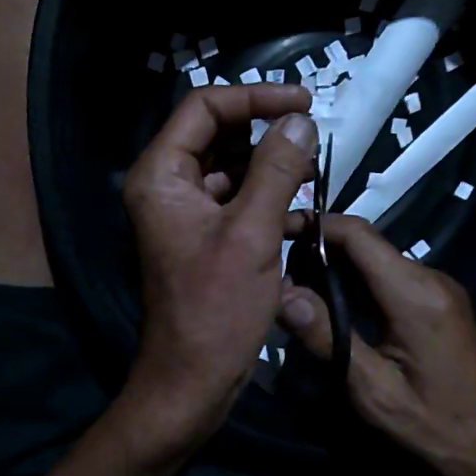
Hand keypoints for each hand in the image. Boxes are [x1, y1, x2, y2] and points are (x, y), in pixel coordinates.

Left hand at [121, 85, 316, 448]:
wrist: (192, 379)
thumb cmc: (216, 308)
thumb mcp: (253, 233)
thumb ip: (277, 170)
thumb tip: (300, 120)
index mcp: (161, 176)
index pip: (203, 107)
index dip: (254, 97)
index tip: (304, 103)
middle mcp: (166, 187)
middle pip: (218, 135)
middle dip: (267, 136)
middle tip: (314, 145)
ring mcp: (184, 214)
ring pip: (232, 169)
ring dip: (274, 171)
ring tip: (314, 182)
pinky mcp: (204, 238)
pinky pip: (237, 202)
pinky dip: (269, 203)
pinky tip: (304, 221)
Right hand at [279, 215, 475, 475]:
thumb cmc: (431, 424)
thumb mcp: (371, 389)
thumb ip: (326, 337)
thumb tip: (282, 294)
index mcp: (415, 295)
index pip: (358, 235)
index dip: (316, 225)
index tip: (278, 233)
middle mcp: (430, 279)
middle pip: (364, 244)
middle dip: (319, 252)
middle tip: (279, 280)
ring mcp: (437, 288)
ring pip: (373, 260)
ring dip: (334, 269)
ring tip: (297, 296)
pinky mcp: (437, 301)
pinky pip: (386, 277)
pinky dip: (353, 284)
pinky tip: (331, 309)